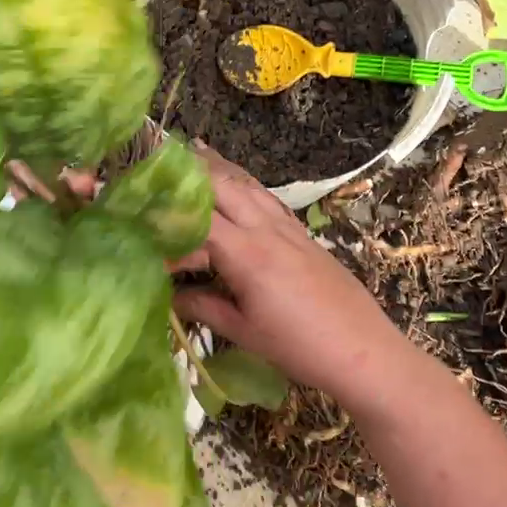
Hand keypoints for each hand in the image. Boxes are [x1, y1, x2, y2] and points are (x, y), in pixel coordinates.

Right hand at [173, 144, 417, 408]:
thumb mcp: (245, 332)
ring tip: (191, 152)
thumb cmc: (301, 348)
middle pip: (221, 184)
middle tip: (157, 169)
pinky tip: (234, 180)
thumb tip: (168, 294)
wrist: (368, 353)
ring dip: (217, 169)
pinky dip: (244, 183)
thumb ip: (203, 306)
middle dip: (188, 174)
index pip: (196, 218)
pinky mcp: (301, 233)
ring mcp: (287, 227)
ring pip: (246, 184)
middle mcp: (265, 229)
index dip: (165, 214)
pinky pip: (266, 196)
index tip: (138, 211)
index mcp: (246, 254)